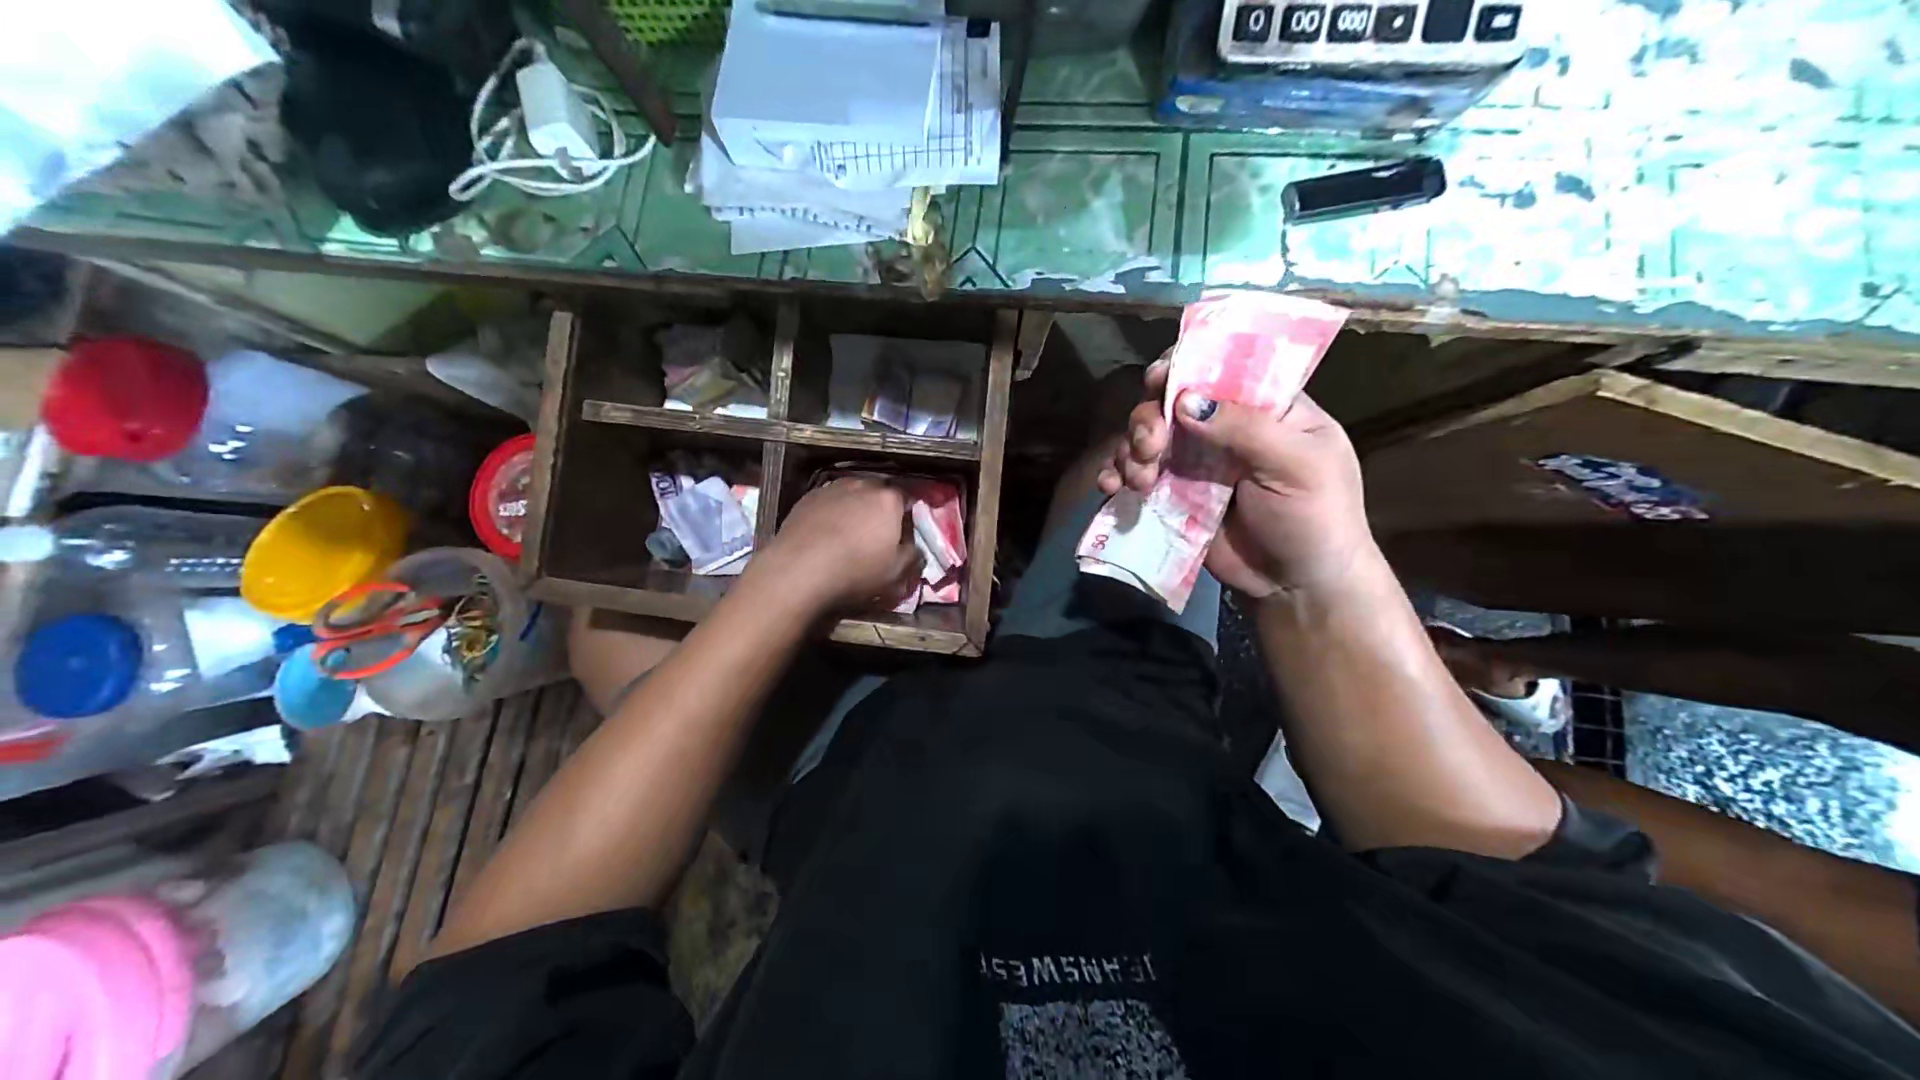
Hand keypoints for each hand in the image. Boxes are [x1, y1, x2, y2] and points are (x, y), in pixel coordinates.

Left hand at [751, 476, 921, 614]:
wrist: (799, 569)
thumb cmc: (855, 570)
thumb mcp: (896, 573)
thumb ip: (912, 556)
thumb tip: (913, 547)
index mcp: (888, 499)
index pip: (905, 499)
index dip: (905, 516)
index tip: (901, 534)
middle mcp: (861, 485)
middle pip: (877, 493)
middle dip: (879, 509)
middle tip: (876, 534)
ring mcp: (831, 489)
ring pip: (851, 495)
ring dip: (853, 509)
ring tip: (848, 534)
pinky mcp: (806, 498)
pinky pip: (827, 503)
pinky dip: (831, 514)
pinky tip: (825, 534)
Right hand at [1095, 358, 1377, 599]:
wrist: (1297, 588)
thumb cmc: (1315, 519)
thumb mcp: (1297, 465)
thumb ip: (1245, 428)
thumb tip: (1184, 400)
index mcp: (1264, 407)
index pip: (1218, 368)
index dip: (1183, 366)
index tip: (1158, 380)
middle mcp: (1223, 427)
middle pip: (1169, 401)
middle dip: (1148, 419)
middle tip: (1149, 448)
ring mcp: (1194, 462)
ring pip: (1146, 437)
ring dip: (1131, 451)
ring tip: (1139, 481)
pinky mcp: (1173, 495)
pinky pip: (1137, 474)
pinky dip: (1117, 475)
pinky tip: (1110, 487)